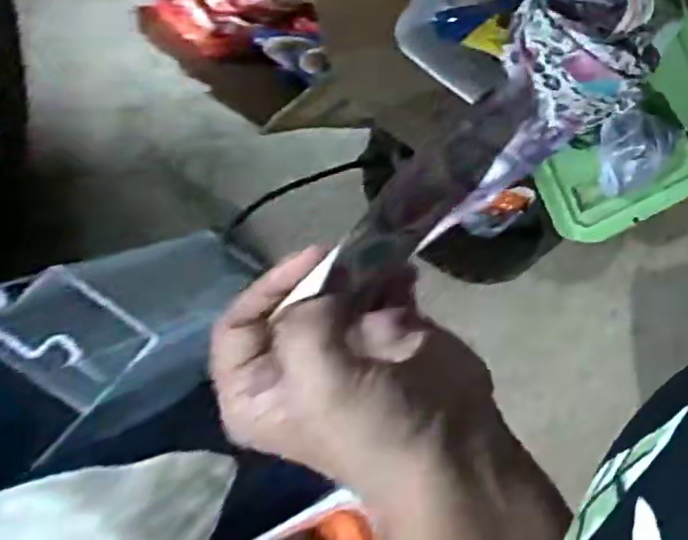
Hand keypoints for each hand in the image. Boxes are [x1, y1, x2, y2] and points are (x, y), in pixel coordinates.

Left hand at [209, 248, 562, 534]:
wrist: (447, 439)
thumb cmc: (372, 424)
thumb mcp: (323, 385)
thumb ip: (306, 329)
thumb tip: (322, 286)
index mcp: (260, 386)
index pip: (241, 325)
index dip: (271, 287)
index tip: (316, 256)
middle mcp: (299, 361)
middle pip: (296, 301)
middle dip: (324, 272)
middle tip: (358, 248)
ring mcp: (350, 343)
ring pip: (344, 290)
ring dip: (363, 266)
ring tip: (388, 251)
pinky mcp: (395, 329)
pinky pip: (386, 289)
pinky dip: (395, 272)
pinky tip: (408, 268)